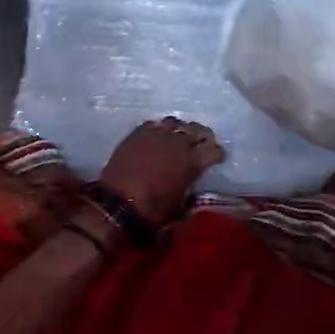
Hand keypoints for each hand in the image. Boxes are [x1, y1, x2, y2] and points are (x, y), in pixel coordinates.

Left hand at [97, 116, 224, 225]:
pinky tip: (158, 136)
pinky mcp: (137, 134)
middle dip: (203, 136)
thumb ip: (190, 191)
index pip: (214, 150)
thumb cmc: (152, 210)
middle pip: (197, 130)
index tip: (218, 157)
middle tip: (203, 142)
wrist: (117, 204)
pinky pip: (153, 124)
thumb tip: (192, 189)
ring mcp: (156, 135)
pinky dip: (159, 129)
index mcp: (192, 161)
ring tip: (179, 137)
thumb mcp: (180, 206)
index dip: (217, 153)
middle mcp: (177, 143)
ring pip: (175, 123)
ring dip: (180, 130)